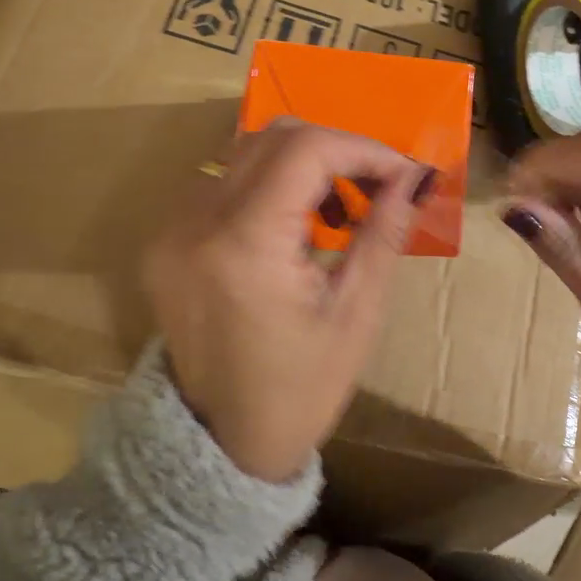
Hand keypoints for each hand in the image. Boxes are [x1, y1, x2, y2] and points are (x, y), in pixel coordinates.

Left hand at [144, 118, 435, 482]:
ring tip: (340, 210)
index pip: (307, 149)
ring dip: (303, 164)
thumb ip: (383, 232)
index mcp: (246, 244)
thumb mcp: (356, 313)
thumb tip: (415, 177)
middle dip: (337, 150)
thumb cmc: (302, 389)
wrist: (221, 444)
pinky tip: (297, 224)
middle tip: (377, 186)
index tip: (402, 175)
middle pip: (274, 136)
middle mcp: (197, 222)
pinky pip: (224, 182)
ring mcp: (172, 228)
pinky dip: (270, 185)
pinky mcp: (166, 239)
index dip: (363, 149)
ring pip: (247, 152)